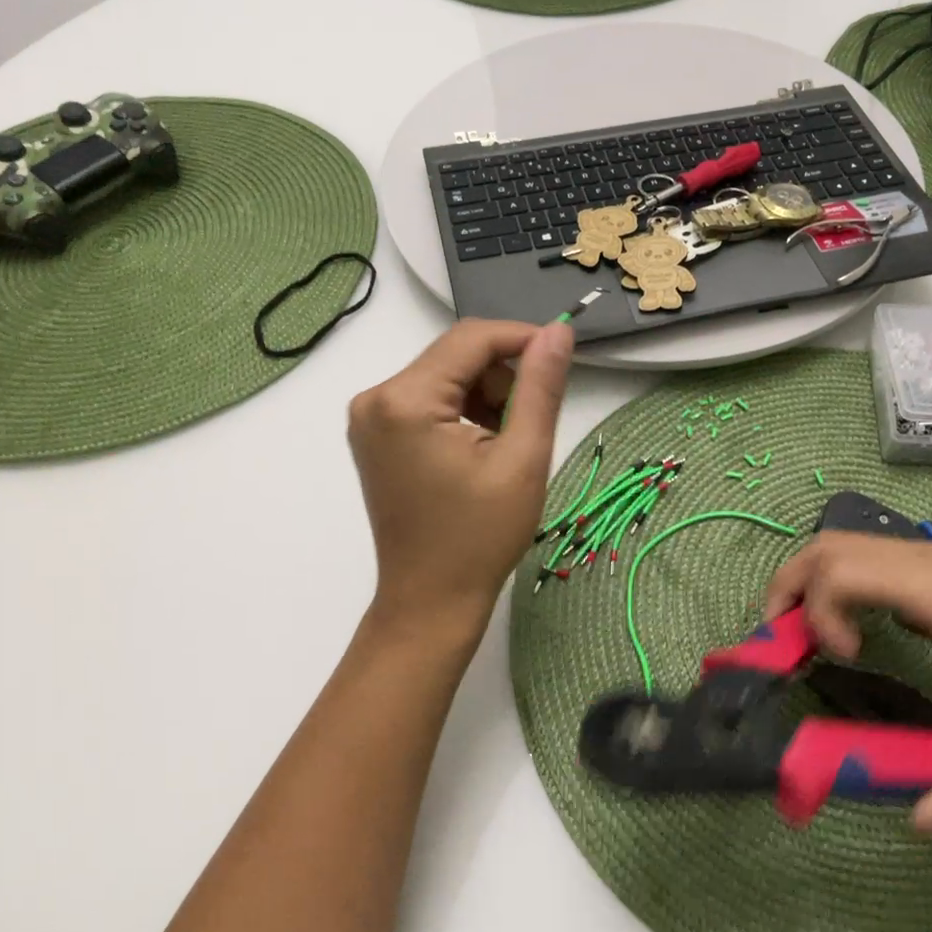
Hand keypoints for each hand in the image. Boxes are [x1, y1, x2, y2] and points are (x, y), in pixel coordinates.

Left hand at [348, 318, 572, 621]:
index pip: (471, 338)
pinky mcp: (374, 437)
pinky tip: (480, 450)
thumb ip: (539, 388)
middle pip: (454, 356)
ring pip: (443, 377)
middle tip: (530, 422)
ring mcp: (369, 419)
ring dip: (484, 396)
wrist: (431, 599)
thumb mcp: (523, 459)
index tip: (562, 358)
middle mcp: (374, 398)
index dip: (523, 338)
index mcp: (405, 401)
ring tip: (506, 445)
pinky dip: (461, 413)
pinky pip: (426, 401)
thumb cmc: (481, 537)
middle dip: (501, 377)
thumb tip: (559, 332)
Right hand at [764, 533, 931, 832]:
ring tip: (809, 641)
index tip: (845, 661)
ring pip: (849, 546)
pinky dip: (843, 587)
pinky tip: (861, 637)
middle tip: (781, 643)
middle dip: (790, 588)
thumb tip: (916, 822)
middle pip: (831, 545)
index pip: (842, 570)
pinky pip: (874, 561)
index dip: (821, 615)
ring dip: (812, 585)